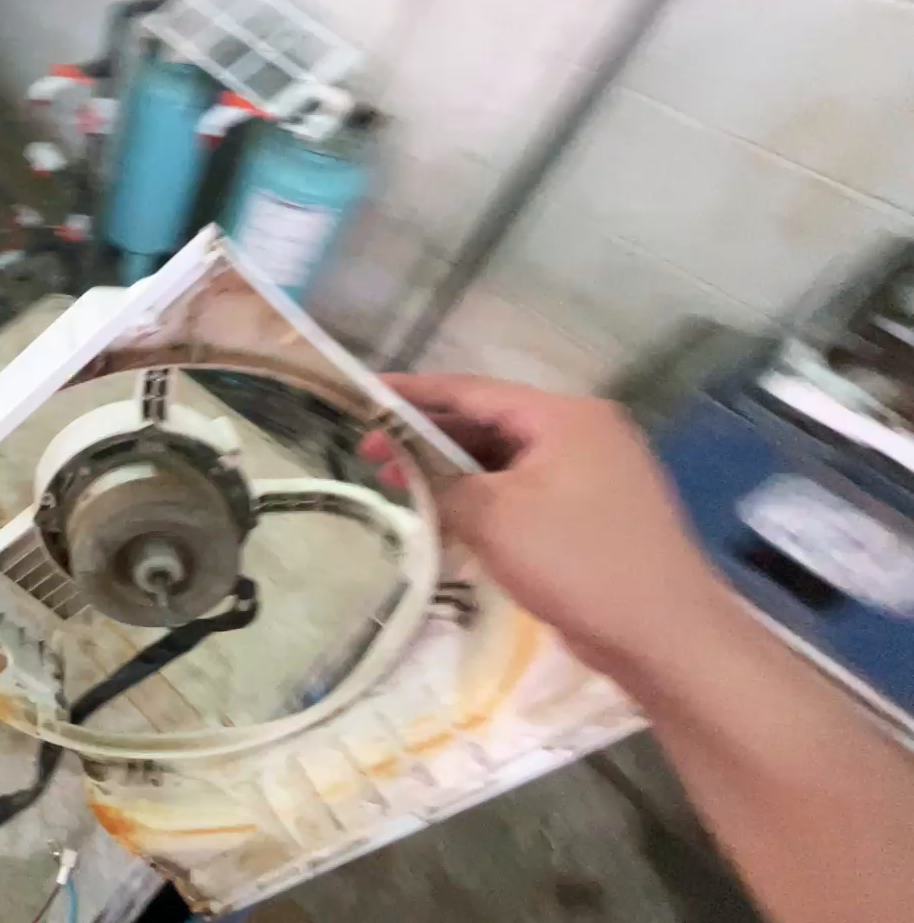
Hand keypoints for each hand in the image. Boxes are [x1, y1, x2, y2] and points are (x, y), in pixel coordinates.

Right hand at [363, 373, 734, 675]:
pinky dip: (476, 491)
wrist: (667, 639)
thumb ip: (439, 478)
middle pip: (483, 421)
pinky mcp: (587, 507)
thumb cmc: (575, 561)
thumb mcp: (490, 514)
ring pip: (498, 455)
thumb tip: (409, 465)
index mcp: (564, 418)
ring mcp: (589, 470)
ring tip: (397, 483)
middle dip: (423, 437)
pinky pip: (517, 484)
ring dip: (446, 468)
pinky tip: (441, 509)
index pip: (470, 391)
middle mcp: (581, 432)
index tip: (363, 392)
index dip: (411, 392)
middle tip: (371, 452)